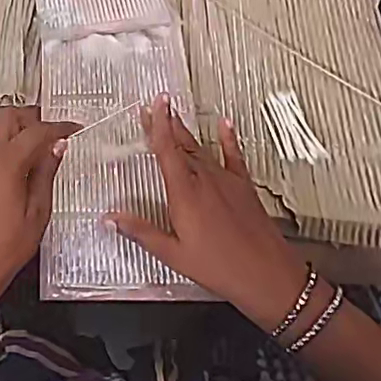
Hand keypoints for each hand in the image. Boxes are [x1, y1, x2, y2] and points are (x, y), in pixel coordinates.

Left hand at [0, 107, 80, 308]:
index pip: (36, 131)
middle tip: (50, 134)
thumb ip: (46, 173)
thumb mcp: (38, 211)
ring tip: (34, 158)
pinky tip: (12, 176)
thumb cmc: (4, 247)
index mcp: (5, 163)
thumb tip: (56, 149)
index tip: (72, 129)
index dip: (59, 127)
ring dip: (13, 137)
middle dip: (30, 119)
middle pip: (7, 117)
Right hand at [108, 96, 309, 330]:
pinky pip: (234, 156)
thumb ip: (141, 232)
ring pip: (201, 148)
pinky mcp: (243, 188)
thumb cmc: (222, 267)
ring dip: (186, 131)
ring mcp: (227, 182)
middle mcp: (206, 180)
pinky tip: (226, 125)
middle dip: (166, 124)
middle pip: (181, 144)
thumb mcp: (173, 253)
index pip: (167, 150)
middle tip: (154, 107)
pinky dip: (228, 139)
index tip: (153, 105)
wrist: (267, 275)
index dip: (159, 125)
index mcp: (185, 193)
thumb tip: (113, 218)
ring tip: (176, 115)